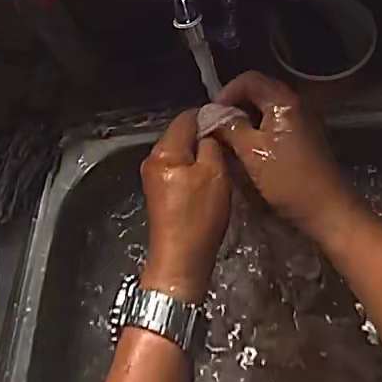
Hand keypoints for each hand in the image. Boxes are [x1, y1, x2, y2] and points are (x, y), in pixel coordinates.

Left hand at [140, 110, 231, 302]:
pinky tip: (207, 180)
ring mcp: (153, 176)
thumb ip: (212, 144)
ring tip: (221, 163)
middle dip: (203, 136)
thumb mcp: (214, 174)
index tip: (229, 125)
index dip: (209, 117)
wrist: (179, 264)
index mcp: (164, 151)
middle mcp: (153, 158)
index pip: (186, 117)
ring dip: (199, 154)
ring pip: (180, 151)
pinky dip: (192, 169)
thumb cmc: (198, 218)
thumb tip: (210, 131)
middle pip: (181, 133)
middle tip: (227, 145)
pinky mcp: (158, 192)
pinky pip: (177, 167)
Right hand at [210, 72, 360, 237]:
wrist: (328, 210)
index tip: (211, 114)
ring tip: (226, 139)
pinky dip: (256, 130)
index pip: (248, 80)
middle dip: (233, 107)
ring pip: (263, 110)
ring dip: (243, 120)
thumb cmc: (288, 179)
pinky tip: (245, 149)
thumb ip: (230, 128)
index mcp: (283, 100)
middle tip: (216, 126)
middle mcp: (293, 103)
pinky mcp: (300, 136)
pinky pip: (272, 123)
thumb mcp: (252, 153)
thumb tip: (211, 115)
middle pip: (256, 92)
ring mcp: (299, 119)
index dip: (226, 92)